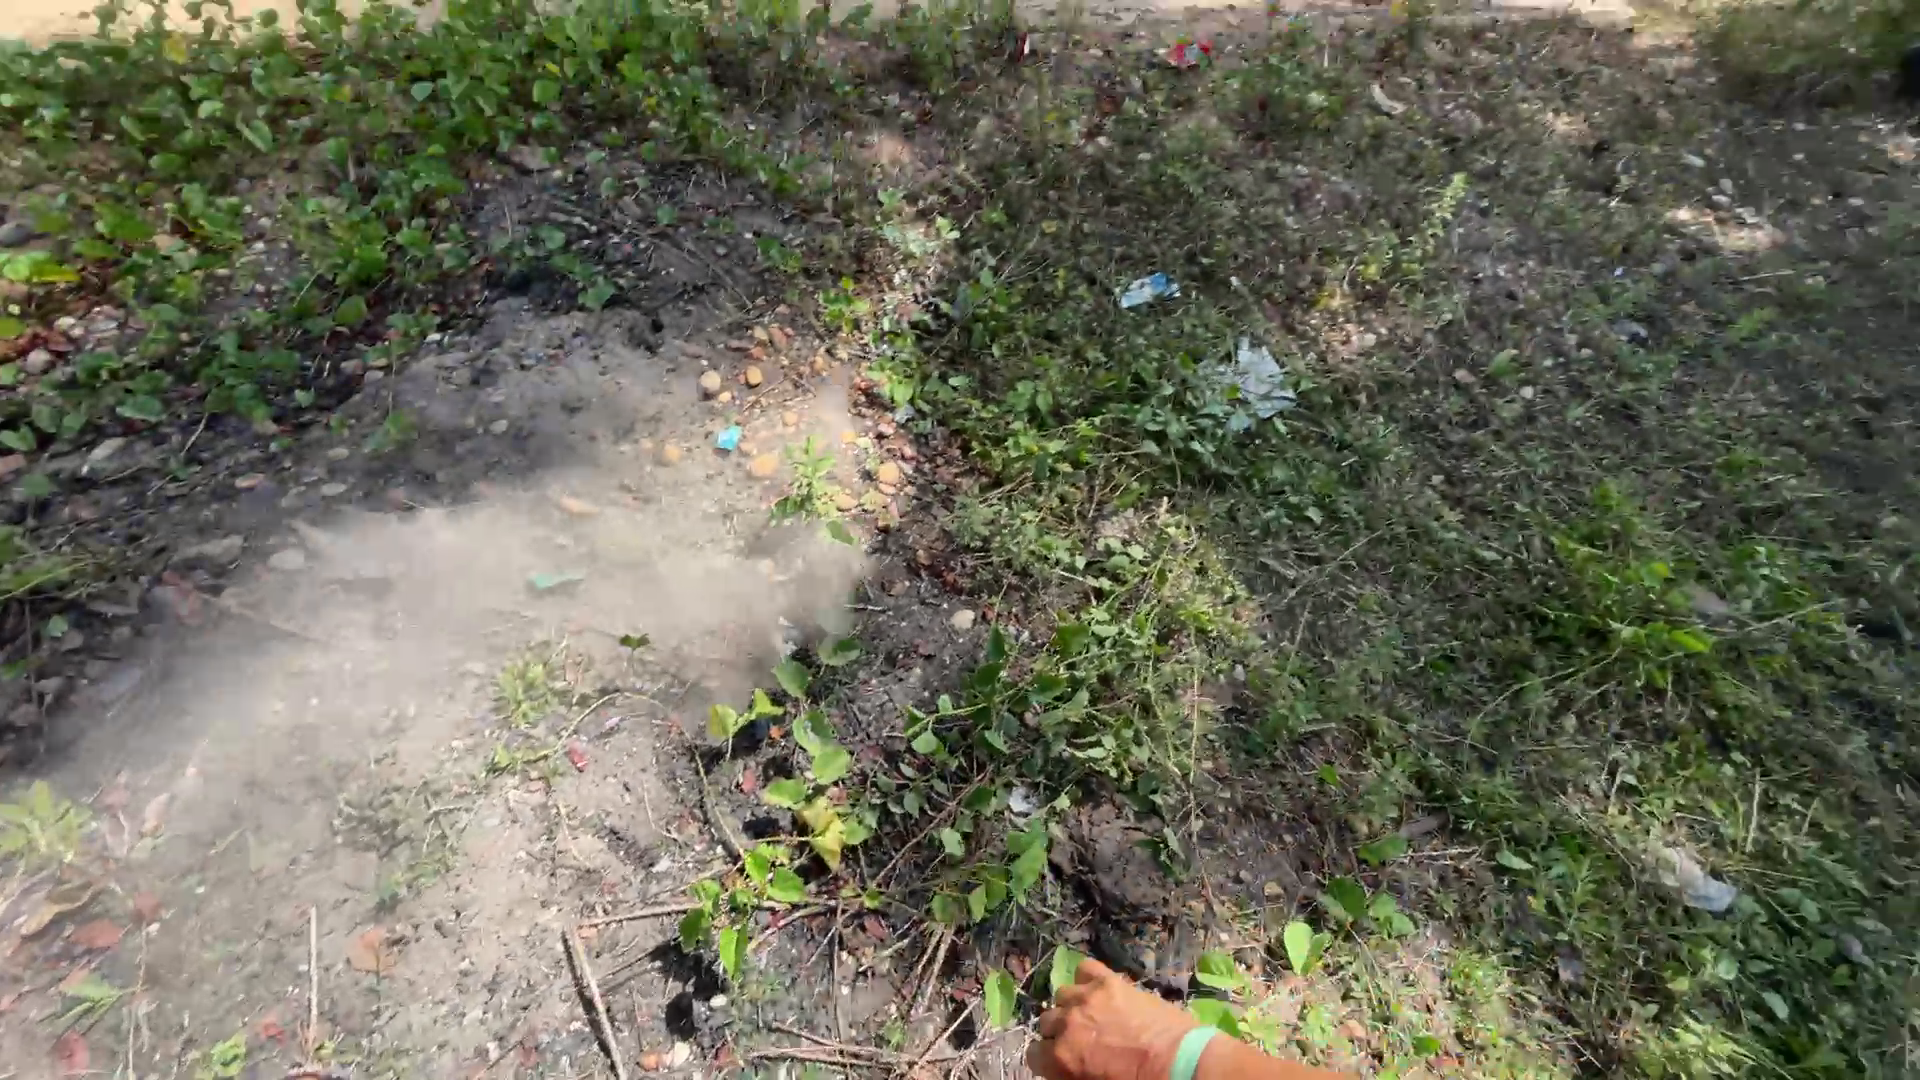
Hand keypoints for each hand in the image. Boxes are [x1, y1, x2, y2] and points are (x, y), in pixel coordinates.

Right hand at [1026, 958, 1198, 1079]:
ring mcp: (1087, 996)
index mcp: (1063, 1056)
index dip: (1048, 1061)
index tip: (1062, 1064)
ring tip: (1090, 1017)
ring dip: (1072, 1007)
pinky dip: (1086, 979)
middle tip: (1080, 1043)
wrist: (1181, 1065)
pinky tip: (1098, 992)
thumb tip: (1067, 1069)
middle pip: (1048, 1022)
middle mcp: (1067, 1022)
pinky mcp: (1109, 979)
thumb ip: (1072, 1075)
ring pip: (1062, 995)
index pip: (1035, 1055)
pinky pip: (1085, 968)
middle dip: (1059, 1033)